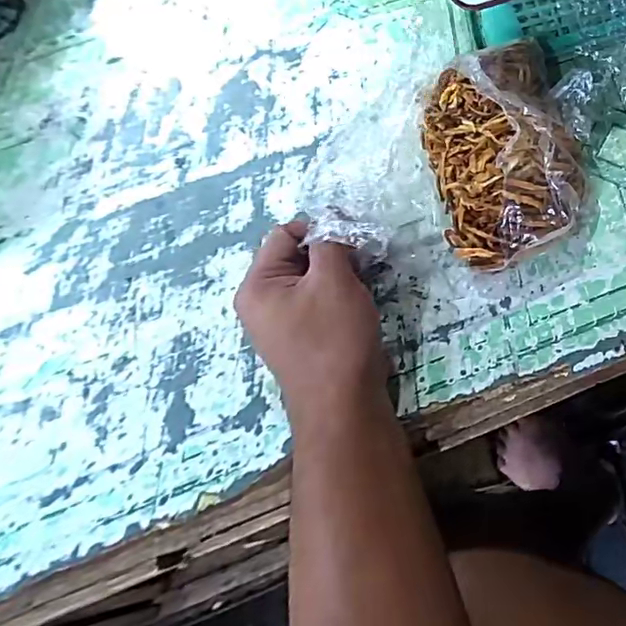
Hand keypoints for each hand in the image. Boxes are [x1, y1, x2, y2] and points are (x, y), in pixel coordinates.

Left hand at [234, 221, 386, 431]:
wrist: (342, 401)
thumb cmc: (334, 336)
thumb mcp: (334, 280)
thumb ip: (330, 243)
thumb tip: (331, 224)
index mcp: (258, 285)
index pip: (285, 234)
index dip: (320, 228)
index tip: (356, 234)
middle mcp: (263, 300)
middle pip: (298, 254)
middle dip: (334, 250)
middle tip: (366, 258)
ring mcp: (283, 320)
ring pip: (313, 276)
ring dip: (342, 271)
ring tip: (367, 279)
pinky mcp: (304, 334)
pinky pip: (319, 298)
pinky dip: (341, 291)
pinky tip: (361, 300)